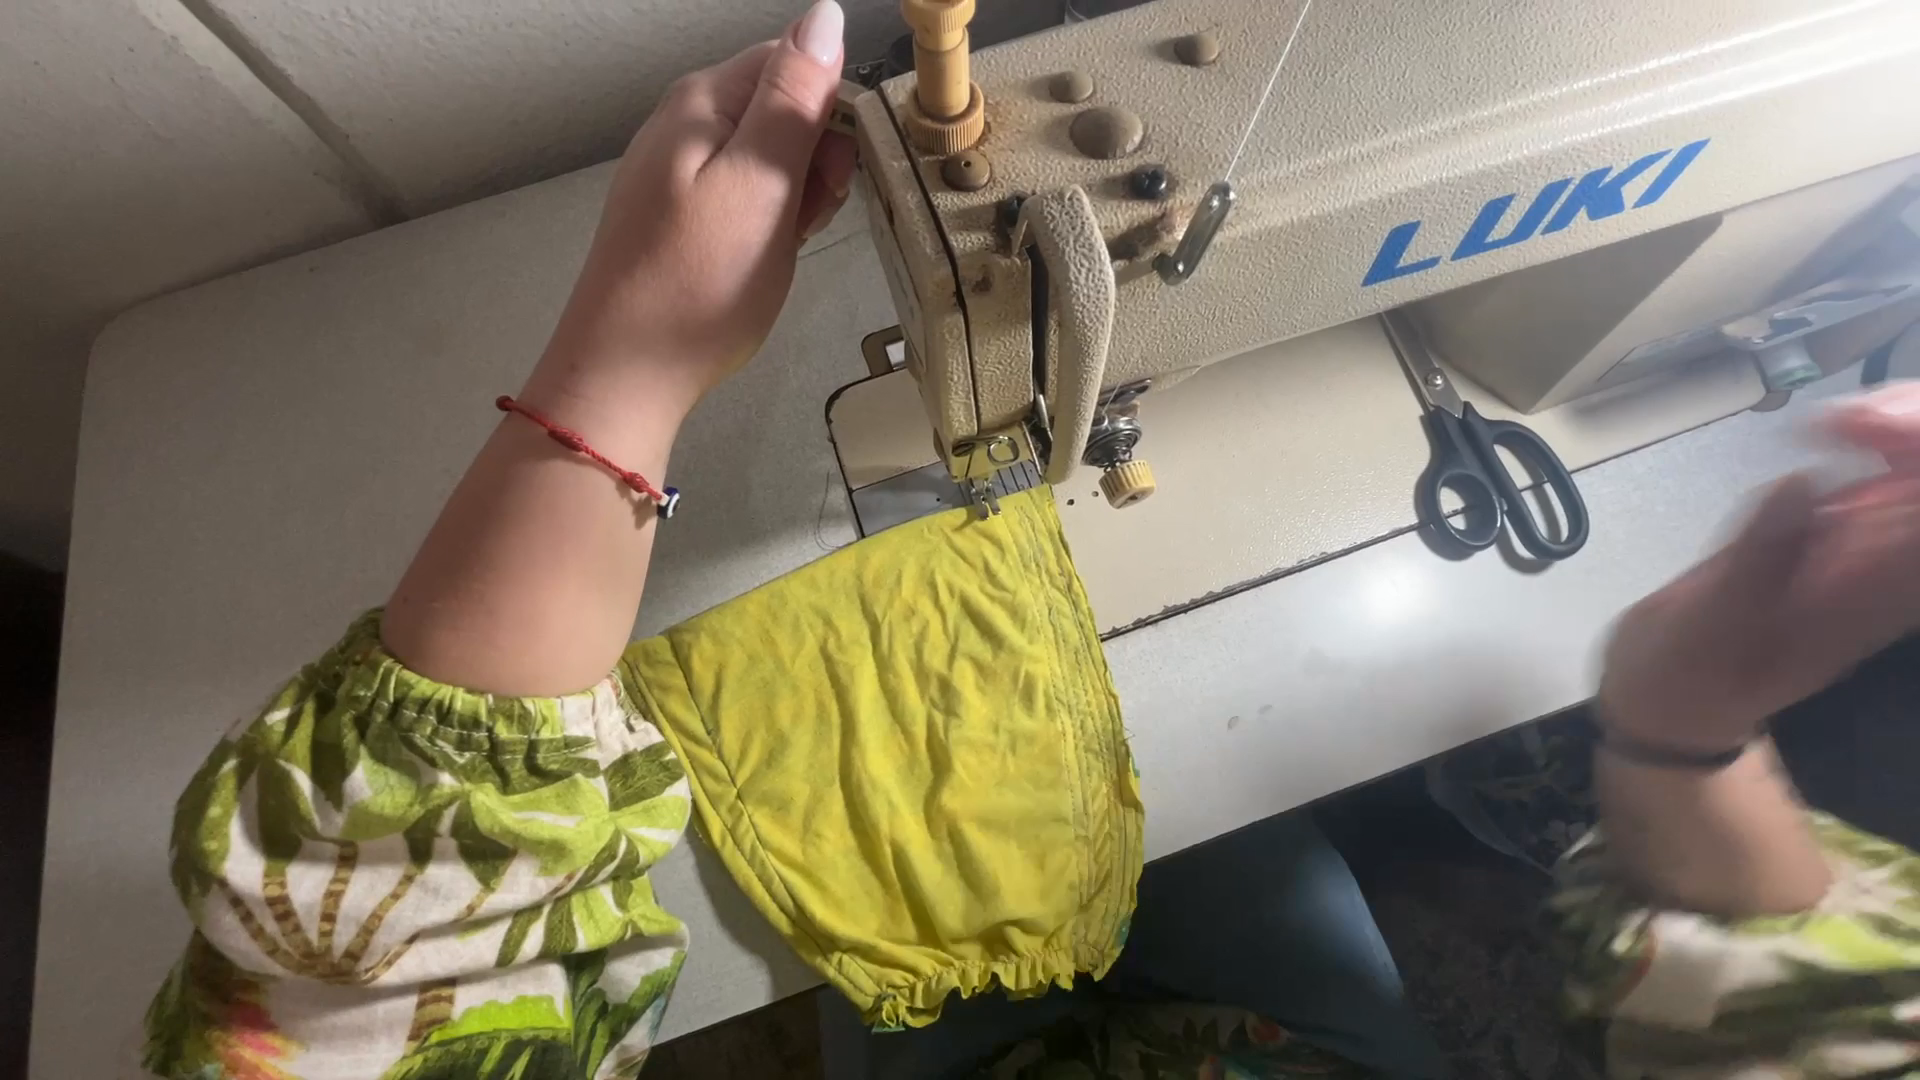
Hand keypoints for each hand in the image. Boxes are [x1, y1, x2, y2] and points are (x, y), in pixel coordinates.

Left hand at [528, 0, 856, 418]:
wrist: (633, 368)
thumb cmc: (703, 279)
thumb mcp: (760, 185)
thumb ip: (793, 101)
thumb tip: (826, 13)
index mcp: (704, 102)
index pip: (790, 62)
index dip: (832, 111)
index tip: (839, 173)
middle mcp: (688, 126)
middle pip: (780, 110)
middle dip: (815, 159)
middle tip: (809, 217)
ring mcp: (684, 176)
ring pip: (769, 161)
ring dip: (798, 196)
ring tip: (786, 244)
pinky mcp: (687, 221)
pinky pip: (748, 199)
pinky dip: (772, 221)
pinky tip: (768, 254)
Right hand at [1598, 383, 1919, 752]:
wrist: (1670, 699)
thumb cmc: (1683, 672)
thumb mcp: (1707, 623)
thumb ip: (1755, 558)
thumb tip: (1798, 482)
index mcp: (1876, 596)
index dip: (1911, 457)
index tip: (1855, 428)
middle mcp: (1891, 572)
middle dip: (1908, 432)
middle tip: (1838, 417)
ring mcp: (1870, 555)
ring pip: (1914, 477)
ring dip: (1896, 431)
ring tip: (1834, 418)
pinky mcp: (1836, 543)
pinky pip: (1889, 483)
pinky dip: (1873, 445)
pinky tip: (1831, 431)